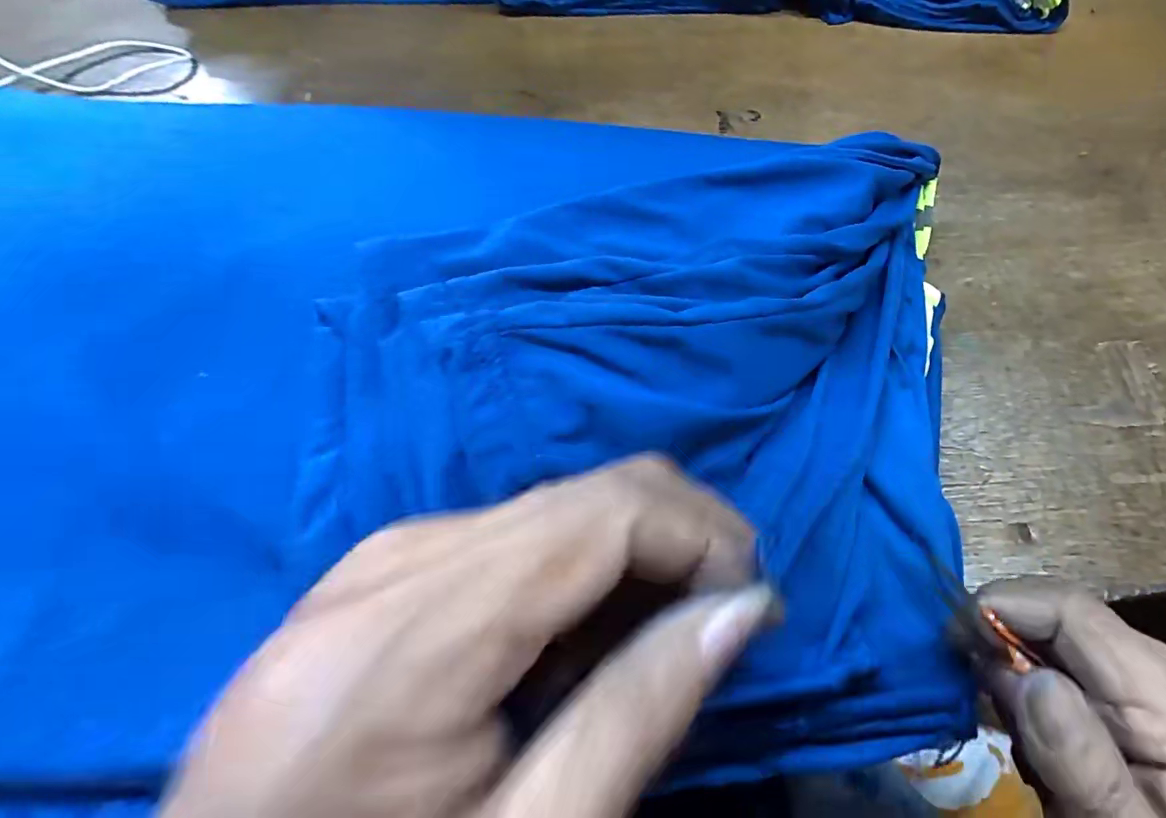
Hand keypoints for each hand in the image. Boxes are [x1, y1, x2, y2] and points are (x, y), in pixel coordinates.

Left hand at [160, 455, 772, 817]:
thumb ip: (639, 715)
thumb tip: (747, 606)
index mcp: (395, 649)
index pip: (602, 516)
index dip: (702, 537)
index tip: (750, 602)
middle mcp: (378, 575)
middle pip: (590, 493)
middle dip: (687, 535)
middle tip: (728, 609)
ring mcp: (372, 566)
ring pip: (568, 501)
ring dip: (644, 552)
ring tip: (661, 636)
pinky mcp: (379, 576)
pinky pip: (526, 528)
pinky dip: (592, 564)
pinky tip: (591, 638)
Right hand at [976, 579, 1165, 817]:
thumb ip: (1084, 767)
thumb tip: (1025, 676)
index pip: (1081, 615)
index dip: (1011, 606)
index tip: (953, 632)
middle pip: (1075, 622)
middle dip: (1011, 637)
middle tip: (963, 680)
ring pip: (1074, 643)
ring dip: (1024, 667)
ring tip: (1003, 724)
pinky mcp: (1151, 701)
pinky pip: (1086, 671)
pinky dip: (1045, 688)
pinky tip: (1035, 734)